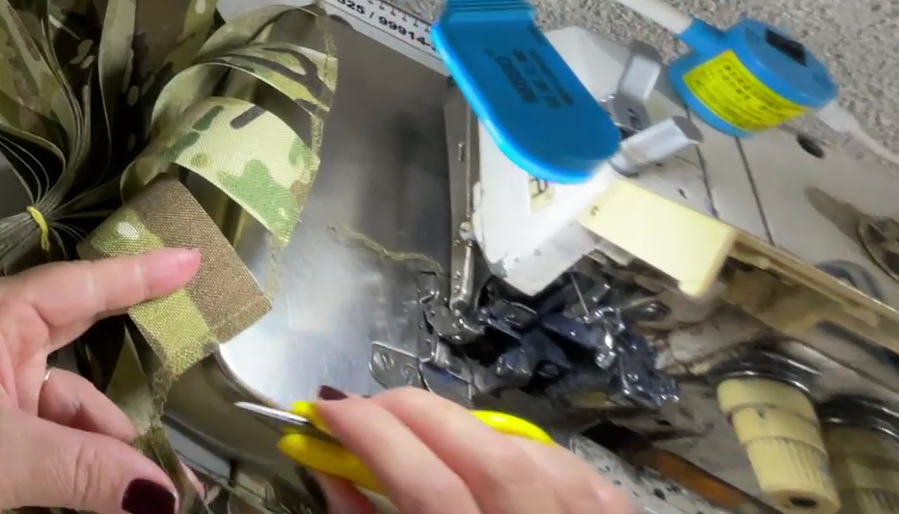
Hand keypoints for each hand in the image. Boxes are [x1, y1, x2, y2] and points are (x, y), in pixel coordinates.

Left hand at [0, 249, 201, 513]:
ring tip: (157, 493)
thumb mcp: (4, 459)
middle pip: (82, 342)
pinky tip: (110, 497)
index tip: (191, 256)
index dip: (140, 273)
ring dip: (108, 447)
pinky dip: (80, 468)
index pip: (82, 283)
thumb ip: (88, 471)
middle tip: (192, 364)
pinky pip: (49, 439)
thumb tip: (163, 496)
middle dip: (133, 363)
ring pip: (70, 407)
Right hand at [309, 389, 634, 513]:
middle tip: (364, 409)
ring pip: (530, 457)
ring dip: (459, 425)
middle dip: (410, 412)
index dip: (370, 434)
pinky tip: (486, 455)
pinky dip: (519, 449)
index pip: (428, 488)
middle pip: (485, 458)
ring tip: (417, 430)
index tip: (323, 409)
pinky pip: (574, 475)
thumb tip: (328, 466)